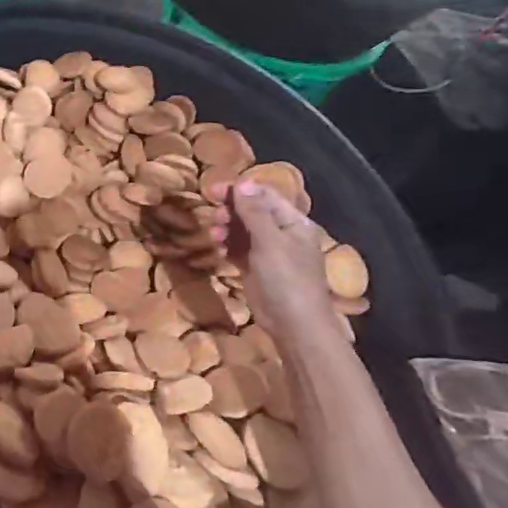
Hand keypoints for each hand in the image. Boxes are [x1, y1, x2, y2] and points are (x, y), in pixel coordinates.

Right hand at [208, 181, 338, 346]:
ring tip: (214, 234)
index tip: (213, 189)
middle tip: (214, 216)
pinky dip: (227, 244)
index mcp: (293, 222)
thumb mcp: (269, 242)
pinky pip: (238, 248)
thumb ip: (254, 212)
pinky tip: (218, 247)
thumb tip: (243, 182)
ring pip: (243, 229)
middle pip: (252, 211)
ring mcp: (269, 251)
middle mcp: (282, 233)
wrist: (294, 325)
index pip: (264, 196)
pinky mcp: (256, 267)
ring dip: (227, 227)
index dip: (240, 190)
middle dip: (231, 210)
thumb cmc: (287, 279)